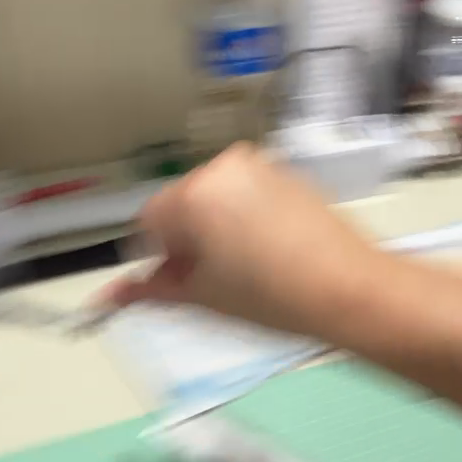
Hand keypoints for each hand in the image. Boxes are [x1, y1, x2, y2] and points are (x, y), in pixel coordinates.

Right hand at [100, 143, 391, 339]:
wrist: (351, 288)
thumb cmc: (272, 297)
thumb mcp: (204, 297)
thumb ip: (150, 290)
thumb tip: (111, 295)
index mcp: (194, 192)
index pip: (147, 220)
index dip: (159, 255)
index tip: (181, 279)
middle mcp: (223, 166)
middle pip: (181, 203)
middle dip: (186, 238)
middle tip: (213, 277)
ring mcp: (259, 164)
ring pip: (214, 196)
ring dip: (214, 225)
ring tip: (244, 265)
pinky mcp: (286, 171)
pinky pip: (245, 190)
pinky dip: (243, 214)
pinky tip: (268, 248)